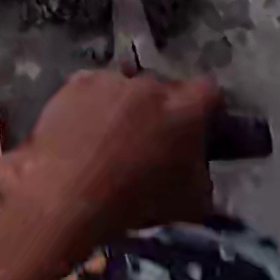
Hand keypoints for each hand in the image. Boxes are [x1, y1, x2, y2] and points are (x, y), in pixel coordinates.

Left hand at [0, 68, 218, 248]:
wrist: (71, 190)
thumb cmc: (138, 200)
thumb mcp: (194, 199)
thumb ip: (201, 170)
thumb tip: (198, 163)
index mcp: (186, 108)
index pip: (208, 92)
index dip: (204, 106)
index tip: (197, 121)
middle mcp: (150, 85)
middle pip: (162, 88)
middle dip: (161, 106)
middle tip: (150, 133)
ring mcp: (111, 79)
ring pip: (125, 84)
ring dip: (125, 101)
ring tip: (112, 129)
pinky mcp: (77, 81)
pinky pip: (92, 86)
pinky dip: (92, 100)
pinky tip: (84, 123)